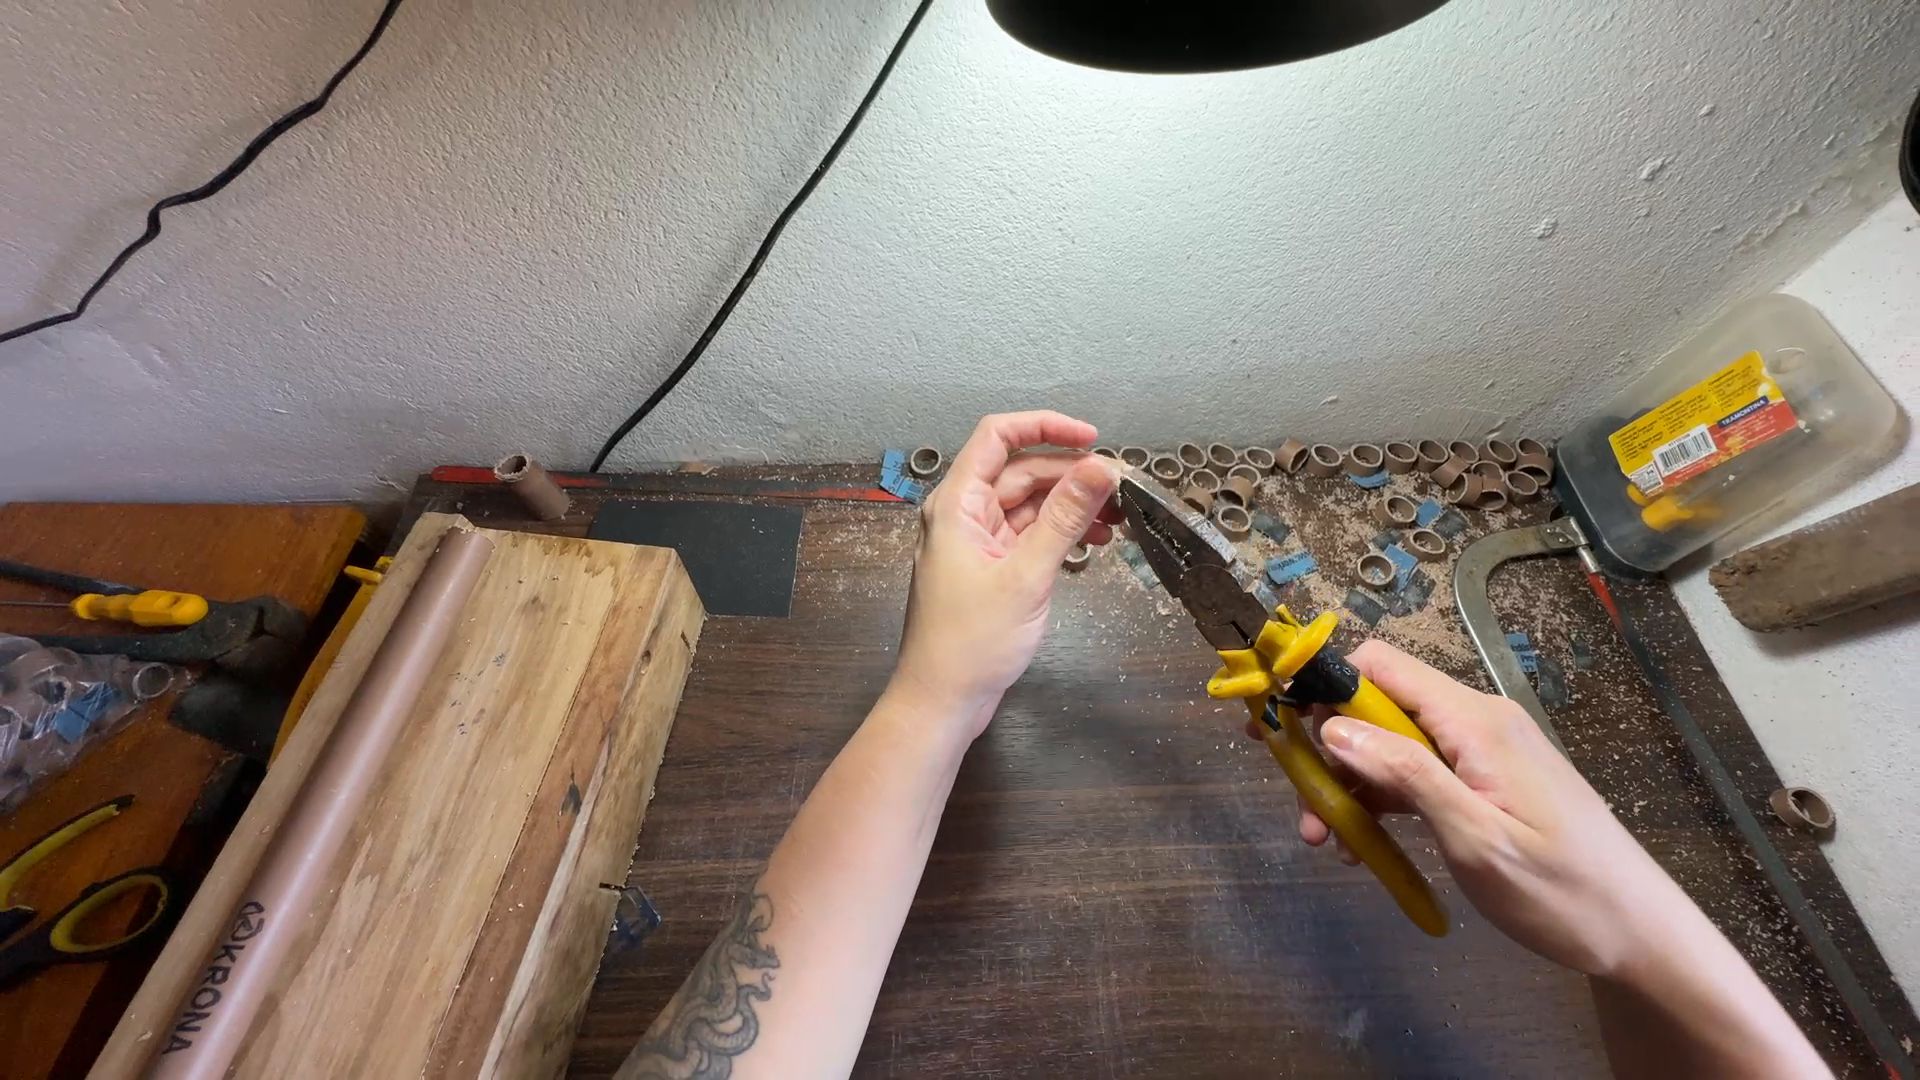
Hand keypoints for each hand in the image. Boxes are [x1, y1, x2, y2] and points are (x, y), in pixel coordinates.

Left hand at [891, 411, 1120, 739]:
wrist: (943, 700)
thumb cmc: (971, 642)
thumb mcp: (1026, 576)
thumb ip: (1064, 518)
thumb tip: (1101, 468)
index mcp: (957, 504)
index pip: (997, 436)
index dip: (1045, 426)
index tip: (1092, 438)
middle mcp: (964, 514)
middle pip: (1021, 471)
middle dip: (1070, 475)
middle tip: (1120, 490)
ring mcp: (978, 541)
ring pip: (1029, 504)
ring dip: (1070, 506)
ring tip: (1116, 521)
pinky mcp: (992, 566)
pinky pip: (1029, 535)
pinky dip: (1059, 534)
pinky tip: (1092, 543)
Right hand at [1253, 641, 1679, 975]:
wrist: (1646, 942)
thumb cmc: (1566, 892)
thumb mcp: (1478, 838)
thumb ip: (1406, 774)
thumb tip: (1332, 727)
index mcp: (1474, 720)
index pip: (1380, 665)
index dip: (1323, 680)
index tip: (1280, 716)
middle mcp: (1471, 721)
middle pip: (1373, 708)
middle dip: (1326, 748)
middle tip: (1297, 794)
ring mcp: (1474, 750)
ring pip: (1384, 744)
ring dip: (1347, 784)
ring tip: (1325, 838)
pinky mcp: (1475, 778)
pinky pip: (1409, 773)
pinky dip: (1378, 800)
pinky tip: (1361, 844)